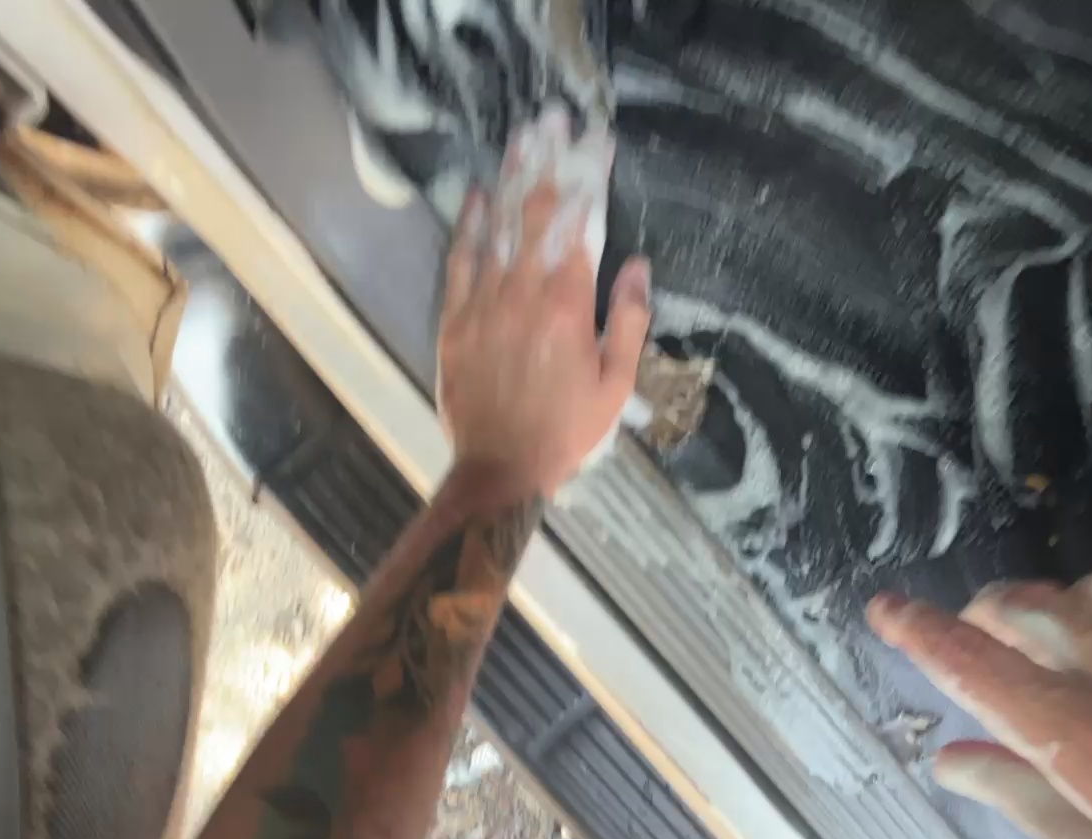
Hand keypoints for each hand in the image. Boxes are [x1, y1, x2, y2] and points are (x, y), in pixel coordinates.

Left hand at [437, 109, 650, 501]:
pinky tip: (473, 195)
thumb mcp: (616, 386)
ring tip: (520, 138)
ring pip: (495, 227)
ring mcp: (483, 302)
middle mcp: (522, 291)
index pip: (581, 226)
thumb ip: (628, 322)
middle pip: (535, 213)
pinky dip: (466, 226)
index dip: (589, 179)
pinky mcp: (455, 321)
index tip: (597, 142)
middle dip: (547, 162)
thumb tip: (636, 266)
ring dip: (508, 179)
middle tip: (553, 119)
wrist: (501, 466)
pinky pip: (459, 261)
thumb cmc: (566, 430)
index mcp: (567, 305)